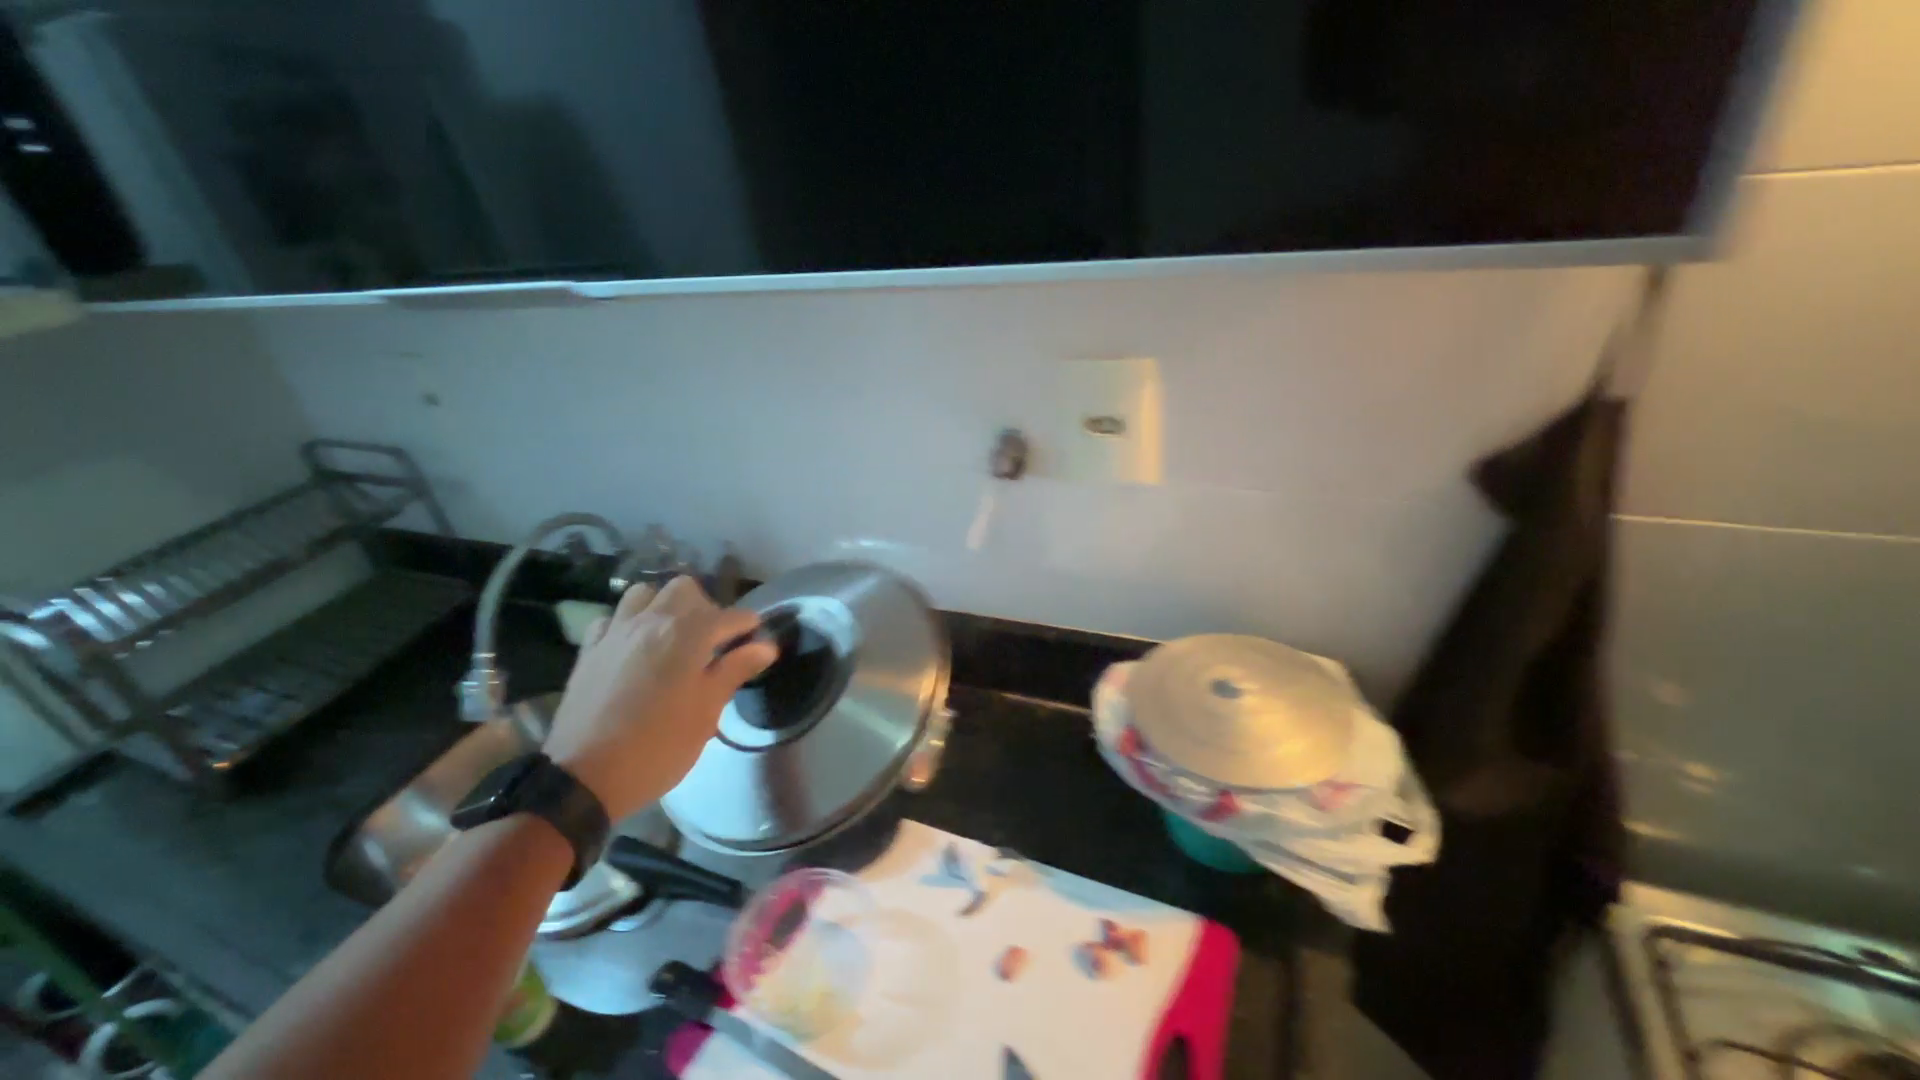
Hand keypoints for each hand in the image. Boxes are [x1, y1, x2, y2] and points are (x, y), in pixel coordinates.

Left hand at [544, 576, 776, 821]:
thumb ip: (734, 671)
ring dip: (664, 607)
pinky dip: (629, 625)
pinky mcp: (590, 649)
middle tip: (712, 642)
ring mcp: (616, 632)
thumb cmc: (658, 748)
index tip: (755, 644)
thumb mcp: (706, 713)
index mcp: (687, 635)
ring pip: (645, 594)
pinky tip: (634, 649)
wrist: (585, 777)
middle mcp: (651, 621)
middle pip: (685, 590)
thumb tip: (765, 646)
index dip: (748, 628)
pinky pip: (614, 619)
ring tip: (672, 639)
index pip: (730, 616)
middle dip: (705, 608)